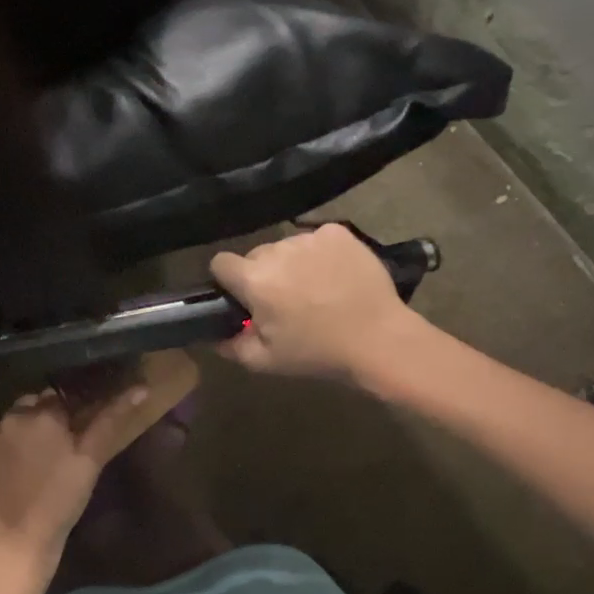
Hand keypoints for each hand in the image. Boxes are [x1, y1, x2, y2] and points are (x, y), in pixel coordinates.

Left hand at [0, 391, 128, 574]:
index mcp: (43, 413)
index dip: (68, 418)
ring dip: (21, 435)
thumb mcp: (90, 462)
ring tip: (30, 468)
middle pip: (32, 407)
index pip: (59, 399)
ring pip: (10, 423)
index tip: (73, 439)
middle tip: (54, 455)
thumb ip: (111, 420)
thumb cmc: (59, 503)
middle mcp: (11, 415)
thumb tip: (141, 388)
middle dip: (42, 422)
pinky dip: (0, 451)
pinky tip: (9, 476)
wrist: (14, 544)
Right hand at [211, 224, 422, 379]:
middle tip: (284, 301)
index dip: (227, 280)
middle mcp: (276, 250)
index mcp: (254, 279)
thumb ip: (231, 346)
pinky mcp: (338, 233)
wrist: (380, 340)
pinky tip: (335, 275)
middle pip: (255, 255)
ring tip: (315, 289)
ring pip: (286, 247)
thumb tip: (214, 335)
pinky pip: (316, 238)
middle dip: (263, 274)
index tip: (242, 297)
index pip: (220, 263)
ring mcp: (309, 238)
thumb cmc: (318, 352)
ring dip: (292, 264)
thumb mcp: (266, 361)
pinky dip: (320, 253)